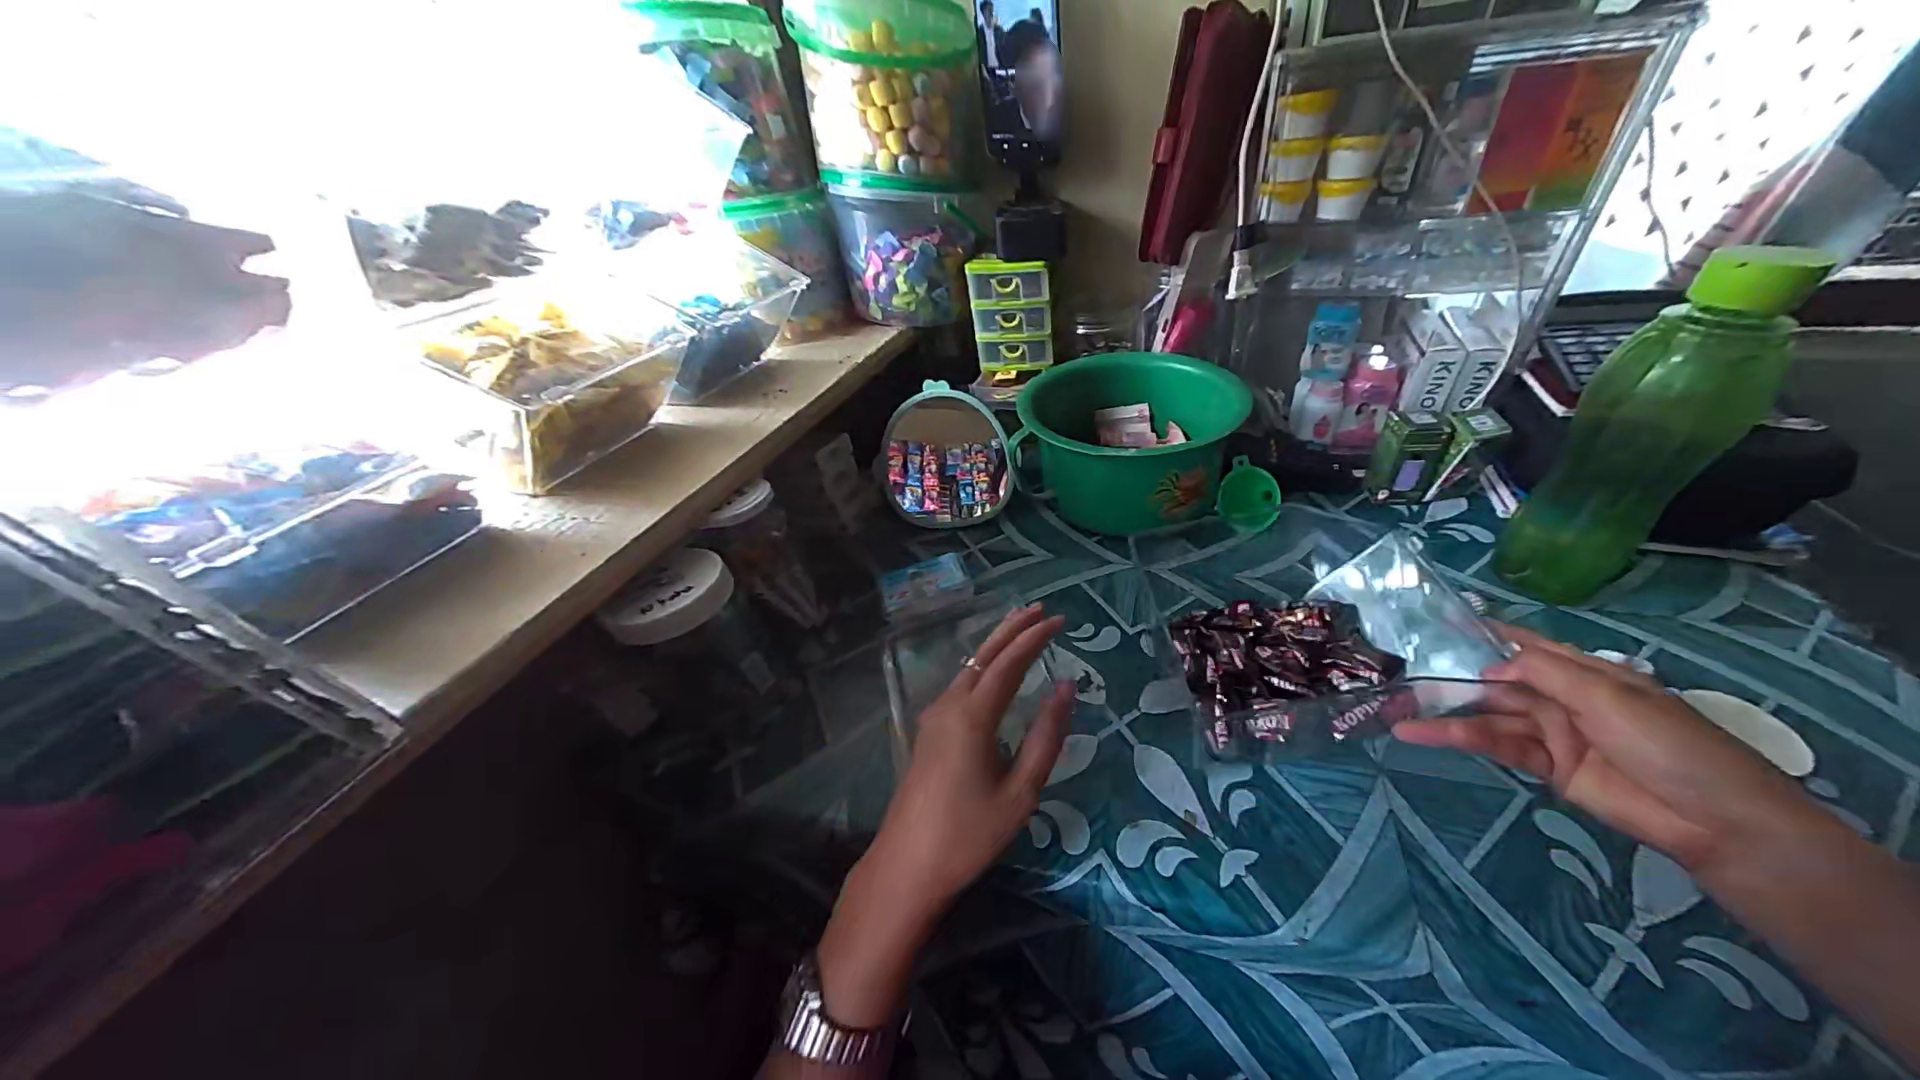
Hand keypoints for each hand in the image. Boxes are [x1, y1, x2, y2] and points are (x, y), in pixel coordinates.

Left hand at [809, 604, 1071, 1034]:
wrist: (907, 865)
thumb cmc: (969, 834)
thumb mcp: (1021, 792)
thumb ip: (1045, 737)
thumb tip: (1066, 688)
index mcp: (973, 716)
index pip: (1009, 663)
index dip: (1035, 638)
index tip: (1060, 619)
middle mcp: (949, 705)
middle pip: (984, 655)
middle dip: (1012, 628)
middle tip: (1040, 608)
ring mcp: (933, 717)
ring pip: (969, 667)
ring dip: (996, 645)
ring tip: (1022, 629)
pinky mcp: (928, 732)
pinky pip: (960, 685)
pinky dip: (982, 667)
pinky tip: (994, 672)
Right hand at [1392, 623, 1824, 873]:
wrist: (1716, 822)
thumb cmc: (1671, 744)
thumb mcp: (1609, 698)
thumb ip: (1545, 674)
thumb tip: (1488, 665)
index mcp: (1586, 672)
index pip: (1527, 645)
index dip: (1485, 633)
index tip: (1438, 622)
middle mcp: (1564, 698)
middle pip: (1499, 682)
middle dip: (1453, 679)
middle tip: (1400, 676)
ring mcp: (1554, 733)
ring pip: (1490, 716)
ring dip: (1447, 716)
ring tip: (1398, 714)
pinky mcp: (1547, 767)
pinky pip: (1497, 747)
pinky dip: (1460, 741)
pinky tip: (1424, 736)